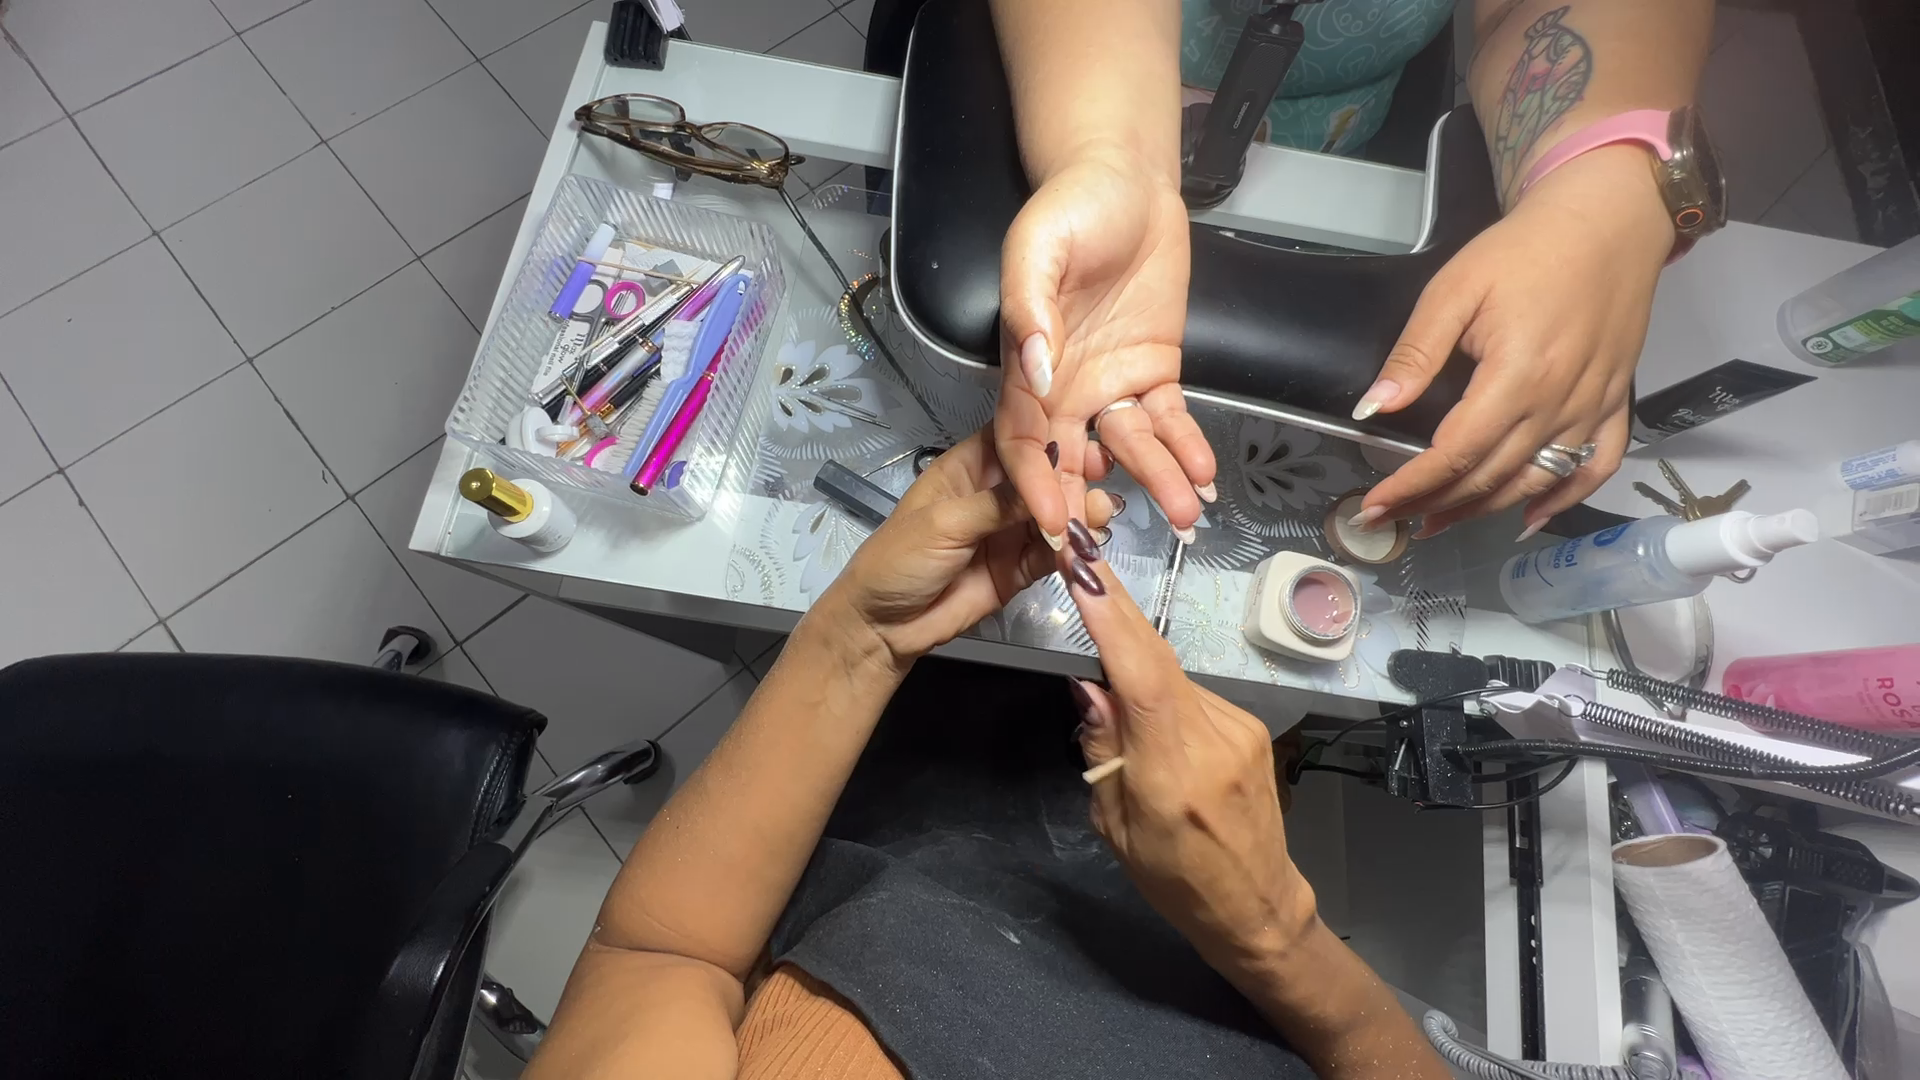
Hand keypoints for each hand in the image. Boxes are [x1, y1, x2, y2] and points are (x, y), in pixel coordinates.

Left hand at [816, 428, 1117, 672]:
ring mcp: (1008, 532)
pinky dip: (1071, 551)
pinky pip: (1051, 555)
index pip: (1013, 441)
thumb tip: (1049, 481)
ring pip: (1052, 516)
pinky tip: (1091, 543)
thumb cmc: (899, 560)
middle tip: (1106, 470)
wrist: (884, 626)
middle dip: (1072, 474)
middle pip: (1041, 478)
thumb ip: (997, 505)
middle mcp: (994, 495)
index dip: (1045, 435)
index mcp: (968, 469)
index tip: (1082, 432)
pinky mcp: (1019, 568)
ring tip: (1104, 511)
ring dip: (1078, 514)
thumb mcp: (943, 523)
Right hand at [997, 147, 1216, 547]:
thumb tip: (1035, 372)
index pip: (1026, 440)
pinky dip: (1186, 446)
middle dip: (1089, 504)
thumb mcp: (1037, 249)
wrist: (1125, 181)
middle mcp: (1067, 389)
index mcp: (1030, 369)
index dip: (1036, 485)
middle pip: (1073, 460)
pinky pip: (1169, 418)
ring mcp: (1112, 384)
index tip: (1055, 525)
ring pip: (1130, 447)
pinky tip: (1203, 475)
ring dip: (1155, 481)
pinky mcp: (1154, 371)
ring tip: (1185, 515)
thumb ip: (1030, 310)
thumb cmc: (1071, 209)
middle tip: (1112, 548)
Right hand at [1056, 541, 1315, 985]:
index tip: (1085, 571)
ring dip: (1133, 661)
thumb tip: (1089, 684)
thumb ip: (1103, 748)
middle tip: (1082, 553)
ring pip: (1169, 672)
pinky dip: (1159, 688)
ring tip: (1112, 686)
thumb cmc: (1174, 879)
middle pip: (1156, 656)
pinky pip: (1188, 690)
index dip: (1111, 620)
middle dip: (1114, 602)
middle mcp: (1213, 739)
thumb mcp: (1115, 826)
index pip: (1140, 678)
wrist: (1258, 905)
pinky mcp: (1248, 724)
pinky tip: (1152, 718)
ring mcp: (1238, 727)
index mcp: (1172, 774)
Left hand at [1353, 145, 1673, 538]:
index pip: (1453, 453)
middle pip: (1489, 476)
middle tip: (1390, 521)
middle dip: (1432, 505)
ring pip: (1535, 479)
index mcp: (1518, 376)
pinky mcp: (1616, 398)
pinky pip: (1596, 464)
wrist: (1610, 217)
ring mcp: (1594, 404)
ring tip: (1435, 524)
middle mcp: (1560, 401)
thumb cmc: (1523, 250)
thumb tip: (1371, 409)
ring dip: (1482, 510)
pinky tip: (1525, 518)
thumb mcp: (1453, 291)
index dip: (1410, 487)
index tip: (1373, 508)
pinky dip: (1563, 497)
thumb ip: (1414, 354)